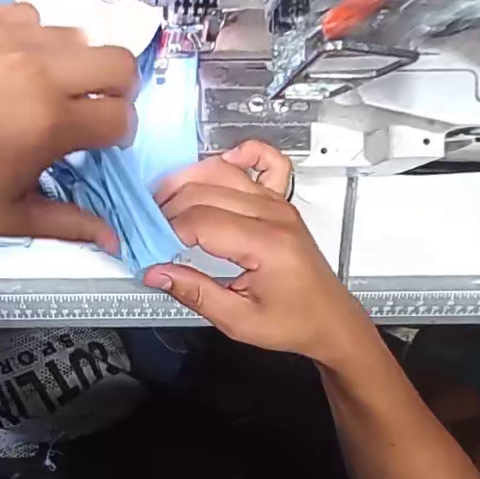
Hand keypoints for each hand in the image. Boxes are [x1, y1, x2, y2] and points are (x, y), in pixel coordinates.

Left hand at [0, 4, 135, 252]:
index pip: (122, 115)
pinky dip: (34, 39)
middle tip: (90, 110)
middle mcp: (37, 69)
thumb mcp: (8, 216)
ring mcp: (4, 35)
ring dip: (76, 65)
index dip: (120, 134)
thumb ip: (70, 224)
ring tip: (45, 89)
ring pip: (77, 35)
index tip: (101, 144)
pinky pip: (30, 15)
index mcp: (49, 122)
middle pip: (119, 61)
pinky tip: (9, 66)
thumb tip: (113, 241)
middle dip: (118, 90)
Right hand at [144, 141, 380, 368]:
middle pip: (204, 192)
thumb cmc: (294, 322)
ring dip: (188, 182)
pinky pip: (264, 161)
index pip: (200, 221)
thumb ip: (195, 293)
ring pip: (222, 172)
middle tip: (149, 231)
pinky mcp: (282, 202)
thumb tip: (157, 272)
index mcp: (266, 245)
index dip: (166, 232)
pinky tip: (219, 168)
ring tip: (166, 205)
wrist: (330, 321)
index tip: (150, 249)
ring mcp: (279, 203)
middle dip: (168, 209)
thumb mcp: (238, 320)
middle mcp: (274, 215)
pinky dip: (240, 156)